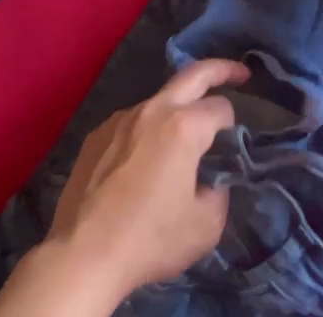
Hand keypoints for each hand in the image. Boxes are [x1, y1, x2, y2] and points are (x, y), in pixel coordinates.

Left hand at [40, 58, 250, 300]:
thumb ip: (219, 193)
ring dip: (177, 109)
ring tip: (182, 141)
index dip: (233, 125)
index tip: (232, 146)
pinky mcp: (96, 135)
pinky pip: (131, 123)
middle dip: (220, 70)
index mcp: (184, 126)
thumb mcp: (205, 226)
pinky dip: (146, 131)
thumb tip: (212, 181)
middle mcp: (152, 111)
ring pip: (158, 101)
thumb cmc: (150, 239)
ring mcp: (119, 119)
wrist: (83, 253)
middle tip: (239, 73)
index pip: (221, 108)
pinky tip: (143, 162)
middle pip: (192, 75)